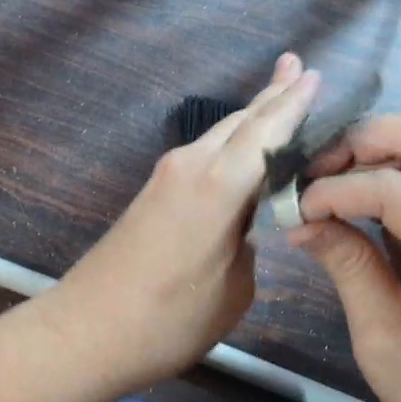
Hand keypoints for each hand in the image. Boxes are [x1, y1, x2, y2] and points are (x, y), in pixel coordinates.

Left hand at [51, 53, 320, 388]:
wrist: (85, 332)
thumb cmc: (167, 319)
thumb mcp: (233, 288)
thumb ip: (248, 244)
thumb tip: (245, 224)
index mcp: (217, 184)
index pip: (267, 131)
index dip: (294, 103)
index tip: (316, 73)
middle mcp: (190, 166)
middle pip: (240, 122)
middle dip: (274, 98)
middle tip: (301, 69)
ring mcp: (166, 178)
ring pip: (219, 136)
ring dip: (251, 119)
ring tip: (282, 95)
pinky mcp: (153, 196)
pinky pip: (203, 157)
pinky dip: (232, 146)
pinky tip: (245, 152)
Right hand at [290, 112, 400, 401]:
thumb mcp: (380, 333)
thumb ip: (347, 264)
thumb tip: (298, 219)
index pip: (397, 188)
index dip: (336, 189)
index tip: (293, 209)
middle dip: (356, 143)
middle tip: (309, 175)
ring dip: (370, 146)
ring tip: (324, 177)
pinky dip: (383, 160)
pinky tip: (348, 186)